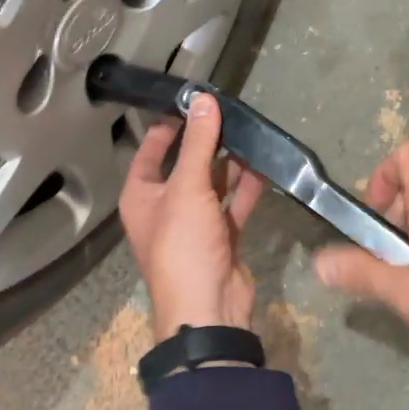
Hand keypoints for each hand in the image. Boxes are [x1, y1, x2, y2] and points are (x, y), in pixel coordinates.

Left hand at [119, 94, 265, 340]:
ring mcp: (195, 223)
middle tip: (233, 111)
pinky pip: (235, 203)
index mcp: (142, 196)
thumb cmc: (183, 245)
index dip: (168, 125)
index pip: (151, 150)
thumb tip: (203, 99)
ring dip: (232, 162)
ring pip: (214, 182)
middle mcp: (165, 206)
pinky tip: (266, 165)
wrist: (208, 310)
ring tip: (253, 132)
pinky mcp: (222, 236)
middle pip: (186, 164)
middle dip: (208, 141)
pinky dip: (248, 187)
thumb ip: (198, 143)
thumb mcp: (188, 188)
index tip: (192, 100)